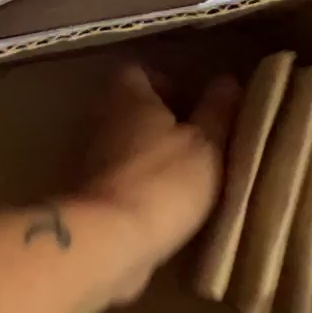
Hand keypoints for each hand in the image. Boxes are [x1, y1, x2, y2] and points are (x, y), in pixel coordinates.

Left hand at [80, 65, 238, 296]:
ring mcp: (86, 154)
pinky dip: (137, 184)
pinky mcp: (84, 190)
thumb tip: (228, 80)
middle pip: (132, 109)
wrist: (108, 240)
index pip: (143, 73)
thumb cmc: (162, 182)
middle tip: (200, 146)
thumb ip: (217, 111)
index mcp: (125, 93)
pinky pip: (116, 176)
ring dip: (150, 156)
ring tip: (188, 179)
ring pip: (124, 144)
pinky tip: (164, 205)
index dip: (172, 88)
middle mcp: (99, 115)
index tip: (199, 111)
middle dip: (163, 124)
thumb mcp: (206, 145)